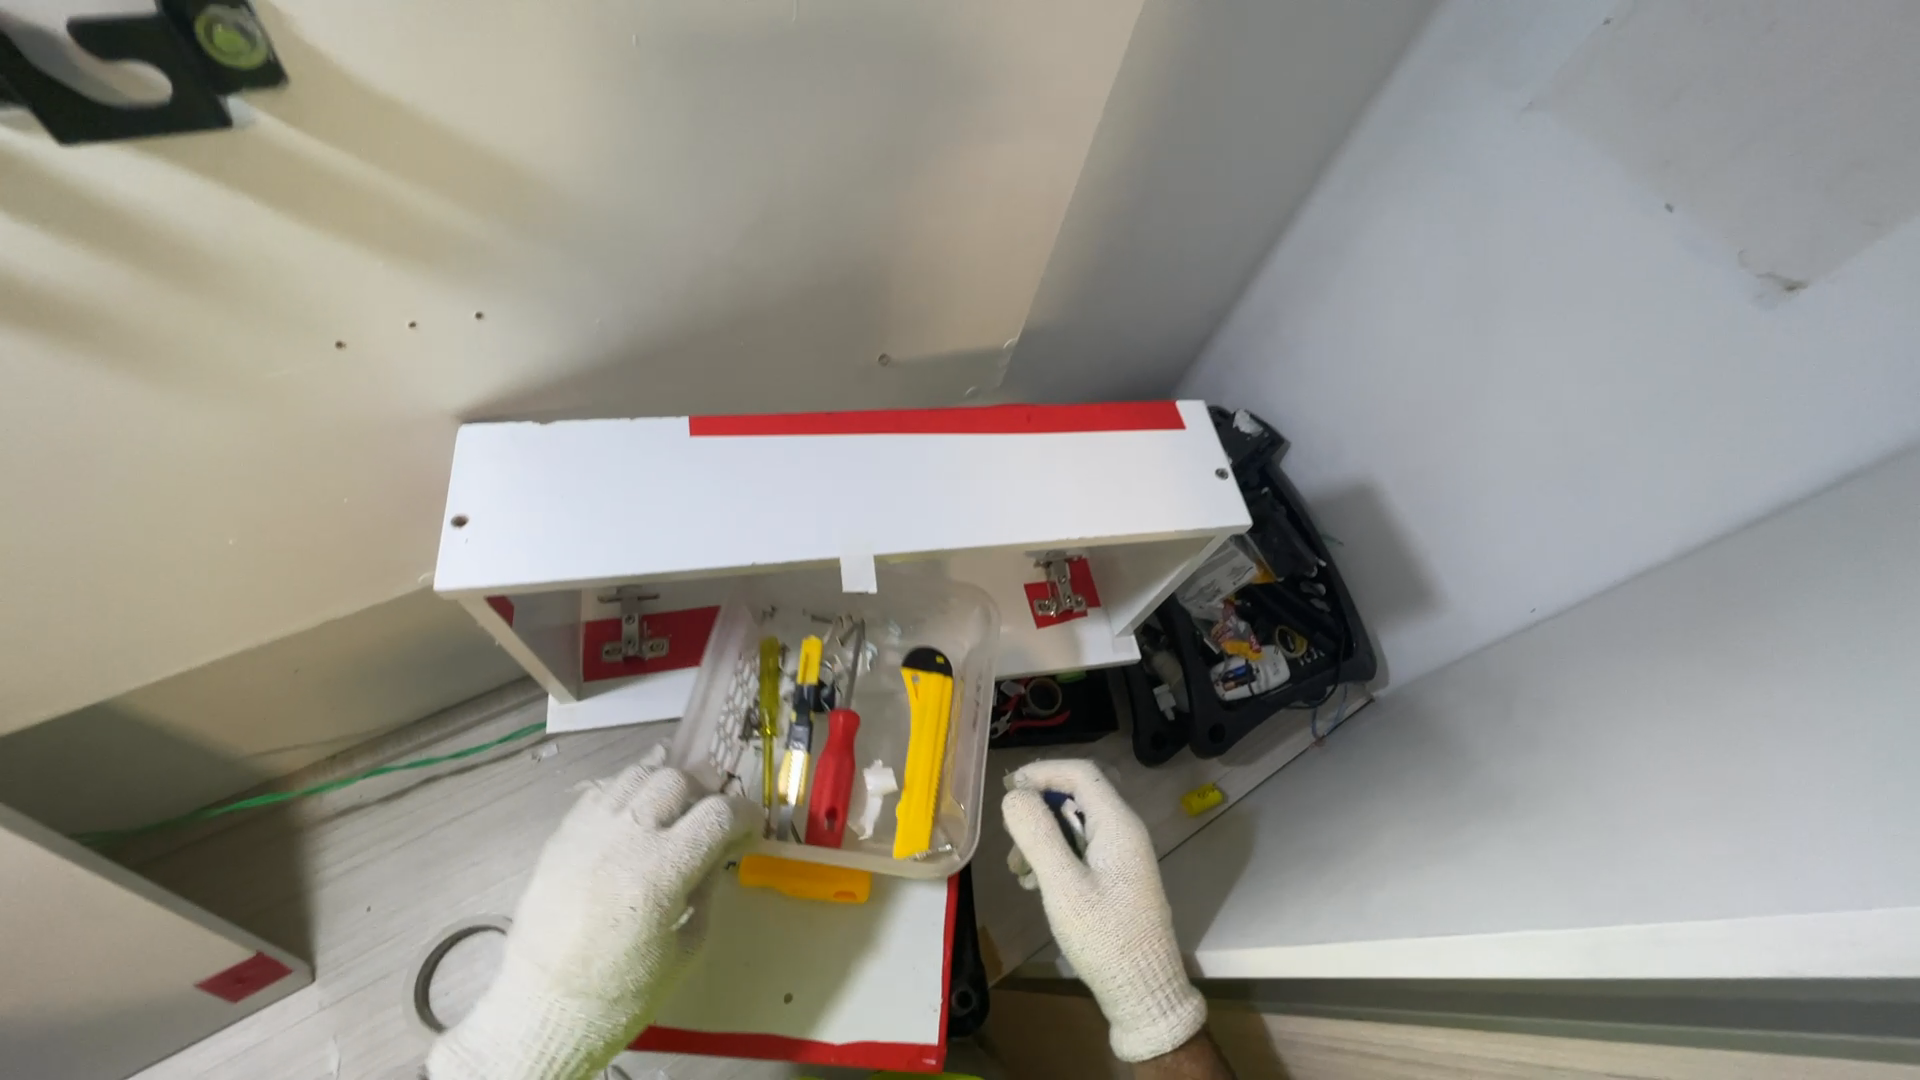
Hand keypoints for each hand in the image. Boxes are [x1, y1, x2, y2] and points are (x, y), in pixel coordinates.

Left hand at [428, 747, 753, 1079]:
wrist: (541, 1010)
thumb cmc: (622, 991)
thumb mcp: (686, 947)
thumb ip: (706, 890)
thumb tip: (718, 853)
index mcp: (660, 873)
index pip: (718, 813)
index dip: (745, 813)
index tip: (750, 827)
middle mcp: (625, 839)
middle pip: (677, 779)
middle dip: (704, 794)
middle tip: (708, 818)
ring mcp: (589, 831)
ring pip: (638, 774)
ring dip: (664, 785)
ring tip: (670, 809)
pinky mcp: (563, 835)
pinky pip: (603, 790)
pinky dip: (629, 792)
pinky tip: (635, 816)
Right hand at [1002, 759, 1206, 1063]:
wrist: (1144, 993)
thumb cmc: (1105, 937)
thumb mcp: (1063, 886)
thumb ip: (1038, 835)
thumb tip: (1015, 795)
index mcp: (1118, 824)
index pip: (1081, 772)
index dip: (1043, 771)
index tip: (1008, 788)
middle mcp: (1124, 831)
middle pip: (1077, 795)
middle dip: (1039, 808)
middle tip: (1012, 835)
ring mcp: (1122, 854)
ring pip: (1076, 823)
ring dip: (1043, 836)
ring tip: (1019, 870)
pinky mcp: (1117, 876)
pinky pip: (1081, 848)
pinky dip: (1055, 855)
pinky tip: (1036, 883)